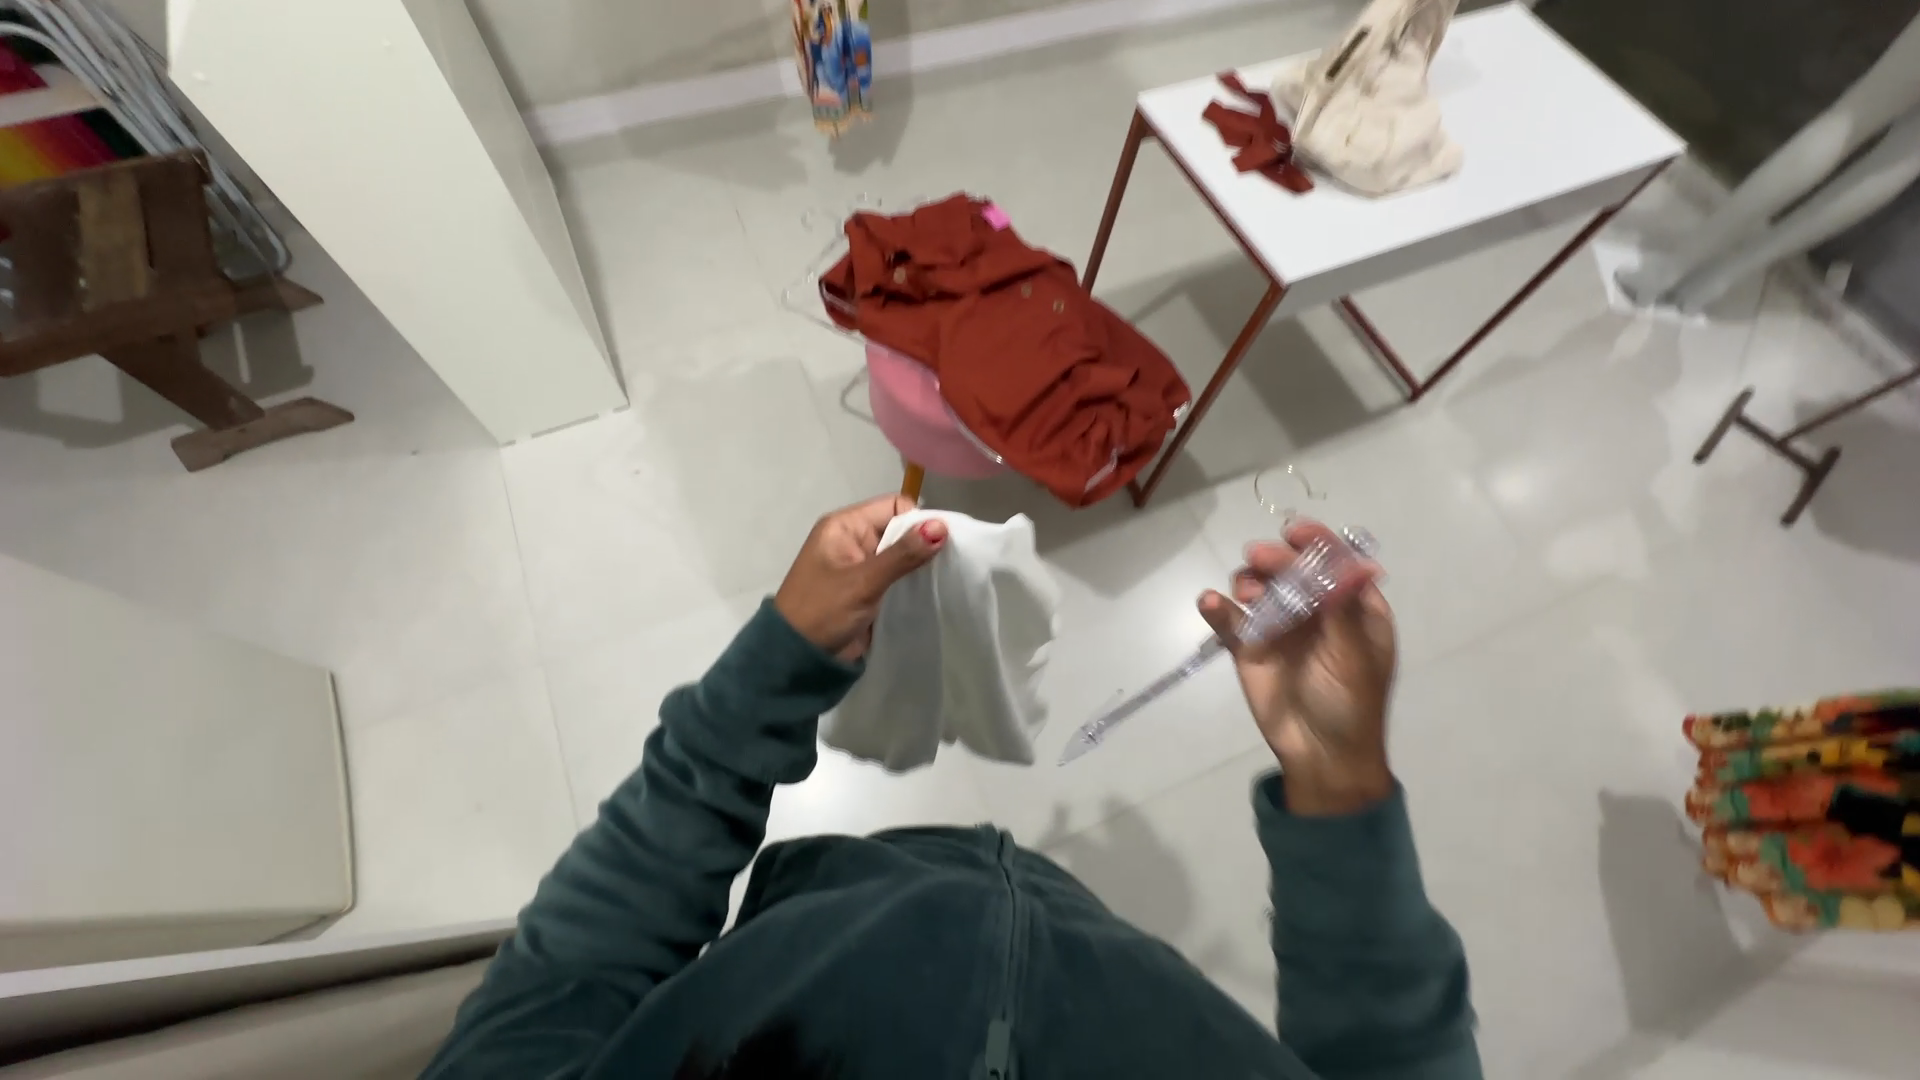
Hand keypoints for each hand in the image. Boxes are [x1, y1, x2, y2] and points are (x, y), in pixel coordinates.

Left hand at [775, 495, 946, 660]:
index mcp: (845, 526)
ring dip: (920, 564)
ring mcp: (861, 566)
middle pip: (900, 528)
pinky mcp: (869, 589)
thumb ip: (903, 554)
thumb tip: (942, 526)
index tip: (942, 543)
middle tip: (950, 562)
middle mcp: (854, 540)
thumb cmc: (823, 612)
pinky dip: (912, 581)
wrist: (797, 659)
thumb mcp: (864, 581)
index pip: (894, 506)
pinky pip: (897, 576)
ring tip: (944, 577)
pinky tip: (931, 591)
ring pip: (901, 554)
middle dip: (924, 542)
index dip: (919, 520)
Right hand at [1197, 520, 1396, 815]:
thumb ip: (1342, 606)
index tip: (1294, 533)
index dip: (1315, 542)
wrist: (1320, 754)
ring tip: (1248, 596)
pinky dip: (1218, 607)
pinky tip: (1211, 603)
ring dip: (1249, 581)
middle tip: (1259, 557)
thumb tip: (1348, 561)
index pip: (1334, 562)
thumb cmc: (1350, 703)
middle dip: (1276, 558)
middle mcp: (1314, 608)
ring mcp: (1278, 624)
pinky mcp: (1248, 645)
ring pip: (1257, 586)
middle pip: (1290, 567)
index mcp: (1351, 607)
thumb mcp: (1354, 654)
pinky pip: (1229, 618)